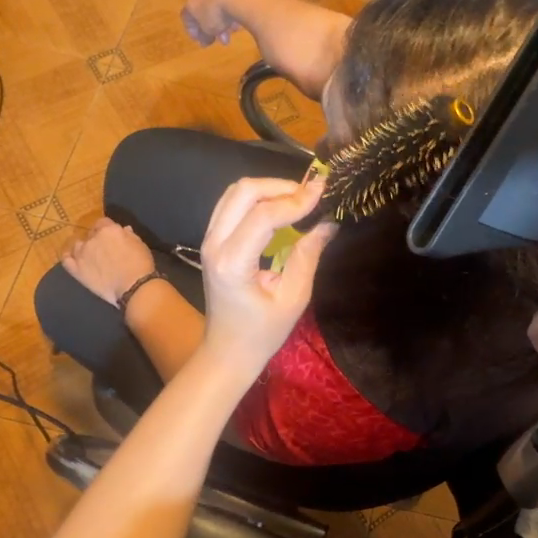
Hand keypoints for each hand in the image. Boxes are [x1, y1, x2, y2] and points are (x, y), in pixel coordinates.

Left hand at [61, 219, 157, 308]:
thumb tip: (124, 229)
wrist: (133, 286)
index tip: (112, 236)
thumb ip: (129, 235)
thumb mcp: (140, 244)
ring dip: (84, 247)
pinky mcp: (76, 269)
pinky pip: (66, 259)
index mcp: (109, 230)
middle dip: (97, 238)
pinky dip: (68, 256)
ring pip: (78, 245)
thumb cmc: (140, 264)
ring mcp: (82, 254)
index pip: (103, 222)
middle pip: (91, 234)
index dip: (107, 228)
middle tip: (105, 249)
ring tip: (90, 255)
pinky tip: (71, 258)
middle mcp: (92, 239)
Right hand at [181, 0, 240, 46]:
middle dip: (209, 31)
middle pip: (202, 16)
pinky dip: (228, 20)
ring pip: (215, 14)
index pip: (186, 18)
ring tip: (226, 39)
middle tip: (214, 41)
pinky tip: (235, 28)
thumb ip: (204, 37)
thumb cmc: (214, 17)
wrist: (234, 0)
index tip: (199, 40)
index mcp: (191, 5)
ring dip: (220, 28)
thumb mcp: (207, 32)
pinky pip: (226, 11)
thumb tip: (204, 42)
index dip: (192, 31)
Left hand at [196, 177, 334, 375]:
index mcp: (232, 263)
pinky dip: (257, 198)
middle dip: (280, 186)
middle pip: (243, 191)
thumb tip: (328, 221)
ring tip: (298, 200)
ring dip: (269, 189)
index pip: (263, 215)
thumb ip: (308, 256)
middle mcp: (214, 244)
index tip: (323, 193)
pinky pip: (231, 203)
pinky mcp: (212, 239)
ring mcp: (209, 239)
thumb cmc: (261, 333)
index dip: (295, 200)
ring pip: (235, 192)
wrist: (226, 351)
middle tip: (310, 196)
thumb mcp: (293, 298)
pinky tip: (280, 208)